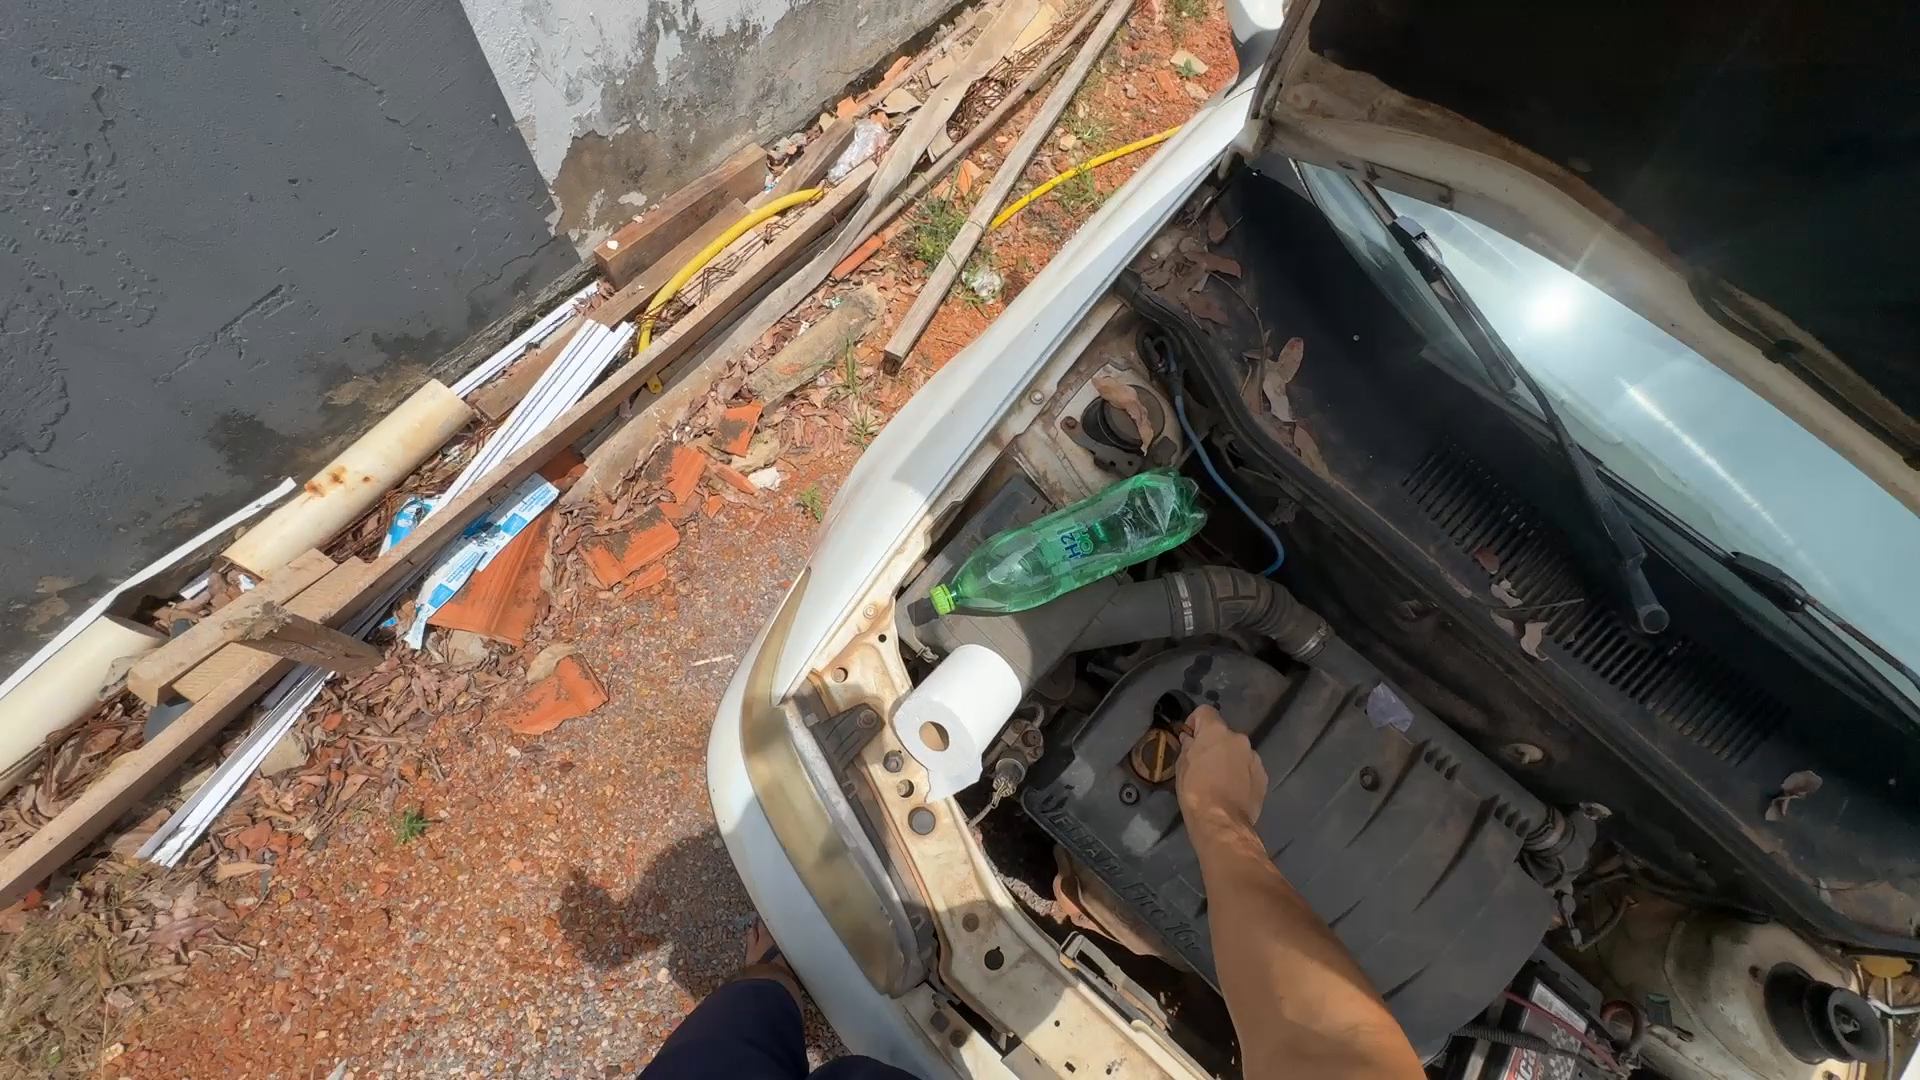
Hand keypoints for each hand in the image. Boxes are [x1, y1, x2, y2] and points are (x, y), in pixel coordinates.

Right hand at [1176, 705, 1267, 832]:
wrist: (1221, 820)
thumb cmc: (1195, 789)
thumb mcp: (1182, 765)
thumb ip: (1188, 746)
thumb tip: (1190, 739)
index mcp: (1216, 731)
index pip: (1205, 711)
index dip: (1195, 722)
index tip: (1190, 739)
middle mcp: (1239, 738)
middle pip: (1223, 733)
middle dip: (1214, 744)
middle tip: (1204, 763)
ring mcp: (1254, 757)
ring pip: (1238, 751)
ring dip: (1229, 759)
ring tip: (1220, 780)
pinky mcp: (1263, 776)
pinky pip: (1248, 767)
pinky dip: (1241, 773)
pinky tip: (1233, 790)